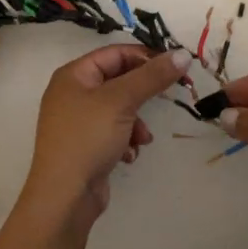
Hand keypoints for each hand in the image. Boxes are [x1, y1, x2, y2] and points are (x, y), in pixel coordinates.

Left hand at [19, 45, 191, 228]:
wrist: (65, 194)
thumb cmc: (88, 137)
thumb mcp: (122, 101)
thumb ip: (152, 76)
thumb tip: (182, 54)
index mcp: (73, 74)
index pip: (115, 53)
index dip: (145, 57)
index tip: (175, 67)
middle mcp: (72, 93)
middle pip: (118, 81)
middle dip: (142, 95)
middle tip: (169, 97)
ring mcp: (78, 121)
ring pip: (119, 109)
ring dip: (136, 123)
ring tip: (142, 138)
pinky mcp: (86, 145)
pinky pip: (113, 132)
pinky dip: (125, 140)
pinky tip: (128, 155)